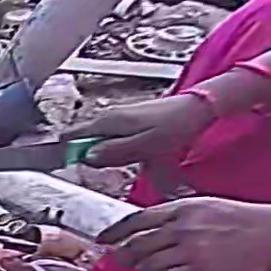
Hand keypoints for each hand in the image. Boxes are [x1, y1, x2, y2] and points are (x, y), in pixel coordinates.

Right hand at [64, 92, 215, 166]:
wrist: (203, 106)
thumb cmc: (176, 126)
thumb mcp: (145, 144)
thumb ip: (113, 151)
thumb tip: (86, 158)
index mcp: (104, 122)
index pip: (68, 137)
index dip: (68, 153)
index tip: (86, 164)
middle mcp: (105, 118)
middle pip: (83, 142)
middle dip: (95, 156)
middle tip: (119, 162)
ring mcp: (115, 117)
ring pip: (99, 141)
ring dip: (110, 153)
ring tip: (135, 157)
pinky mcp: (127, 120)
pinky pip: (112, 138)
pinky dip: (120, 148)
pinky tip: (140, 151)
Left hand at [98, 197, 270, 270]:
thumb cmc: (254, 222)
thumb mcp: (210, 207)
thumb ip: (176, 216)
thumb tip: (146, 227)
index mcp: (183, 208)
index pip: (134, 220)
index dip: (114, 232)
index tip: (102, 239)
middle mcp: (181, 227)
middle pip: (134, 244)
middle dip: (123, 254)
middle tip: (122, 258)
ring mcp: (189, 248)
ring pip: (145, 262)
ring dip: (141, 268)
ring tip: (145, 268)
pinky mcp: (200, 268)